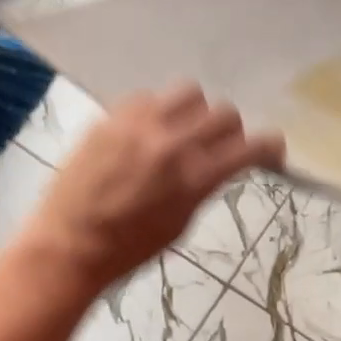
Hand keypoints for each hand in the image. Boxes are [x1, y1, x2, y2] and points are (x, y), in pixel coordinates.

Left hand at [25, 86, 283, 289]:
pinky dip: (159, 111)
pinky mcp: (111, 117)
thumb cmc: (132, 247)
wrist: (69, 244)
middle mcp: (173, 143)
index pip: (253, 146)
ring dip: (197, 111)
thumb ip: (206, 186)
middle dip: (233, 131)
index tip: (271, 154)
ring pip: (190, 92)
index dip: (271, 147)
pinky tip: (149, 132)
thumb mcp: (183, 222)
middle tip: (223, 147)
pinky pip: (149, 96)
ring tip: (185, 131)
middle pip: (225, 114)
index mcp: (197, 177)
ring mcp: (140, 125)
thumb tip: (220, 164)